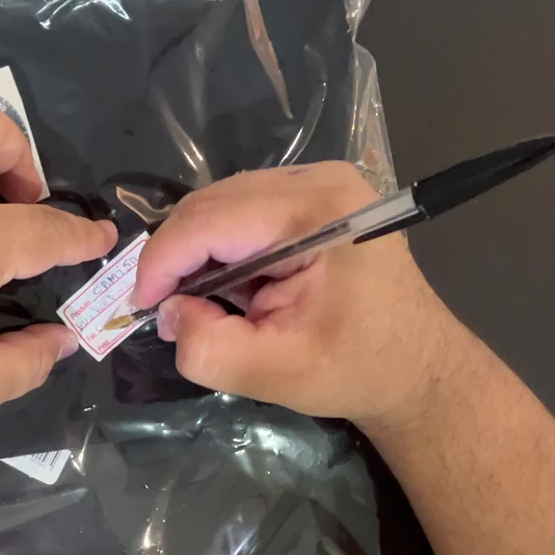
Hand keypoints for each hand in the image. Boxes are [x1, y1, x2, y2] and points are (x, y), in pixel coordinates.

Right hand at [130, 162, 470, 429]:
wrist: (414, 366)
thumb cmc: (354, 370)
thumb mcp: (273, 373)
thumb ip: (208, 348)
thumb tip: (170, 313)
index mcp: (316, 214)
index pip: (208, 221)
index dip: (161, 262)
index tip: (140, 307)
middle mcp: (317, 181)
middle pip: (209, 204)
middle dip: (174, 256)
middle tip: (163, 309)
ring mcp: (318, 183)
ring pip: (219, 205)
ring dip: (194, 253)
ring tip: (195, 302)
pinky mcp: (312, 198)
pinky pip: (239, 212)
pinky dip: (217, 249)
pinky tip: (225, 286)